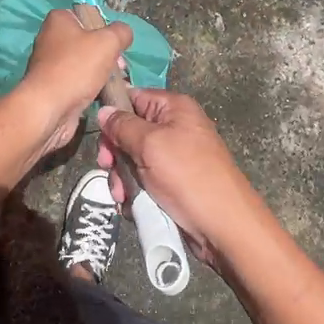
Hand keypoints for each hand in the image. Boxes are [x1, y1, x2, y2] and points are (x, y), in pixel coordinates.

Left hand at [17, 10, 132, 155]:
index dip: (105, 28)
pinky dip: (90, 87)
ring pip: (84, 63)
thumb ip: (121, 32)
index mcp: (58, 20)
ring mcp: (50, 63)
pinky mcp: (52, 86)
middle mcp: (50, 38)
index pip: (87, 16)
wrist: (49, 108)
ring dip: (101, 72)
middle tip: (120, 66)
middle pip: (88, 41)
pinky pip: (78, 81)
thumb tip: (124, 33)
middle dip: (107, 54)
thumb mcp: (108, 41)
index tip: (116, 43)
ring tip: (114, 83)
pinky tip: (102, 95)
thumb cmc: (77, 67)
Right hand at [96, 89, 259, 265]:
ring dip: (122, 177)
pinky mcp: (171, 183)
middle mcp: (174, 128)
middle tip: (108, 167)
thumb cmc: (187, 176)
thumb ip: (123, 125)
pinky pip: (143, 181)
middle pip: (130, 131)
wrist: (222, 226)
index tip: (100, 133)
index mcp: (174, 108)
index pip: (134, 97)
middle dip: (116, 152)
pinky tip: (132, 205)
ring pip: (132, 159)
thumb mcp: (150, 144)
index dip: (114, 113)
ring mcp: (173, 157)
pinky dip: (134, 192)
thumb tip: (103, 110)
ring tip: (123, 195)